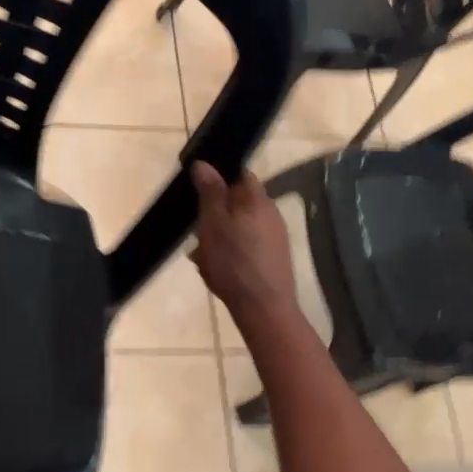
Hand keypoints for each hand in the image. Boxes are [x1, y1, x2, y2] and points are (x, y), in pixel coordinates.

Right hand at [189, 161, 294, 320]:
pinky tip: (217, 269)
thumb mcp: (213, 223)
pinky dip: (230, 251)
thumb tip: (204, 163)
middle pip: (237, 202)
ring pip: (239, 226)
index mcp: (257, 199)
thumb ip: (210, 192)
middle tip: (196, 231)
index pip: (239, 174)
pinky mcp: (274, 257)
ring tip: (202, 255)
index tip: (198, 193)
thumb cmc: (233, 262)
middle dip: (214, 213)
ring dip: (219, 235)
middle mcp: (271, 213)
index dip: (217, 180)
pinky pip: (246, 245)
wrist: (263, 308)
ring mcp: (275, 236)